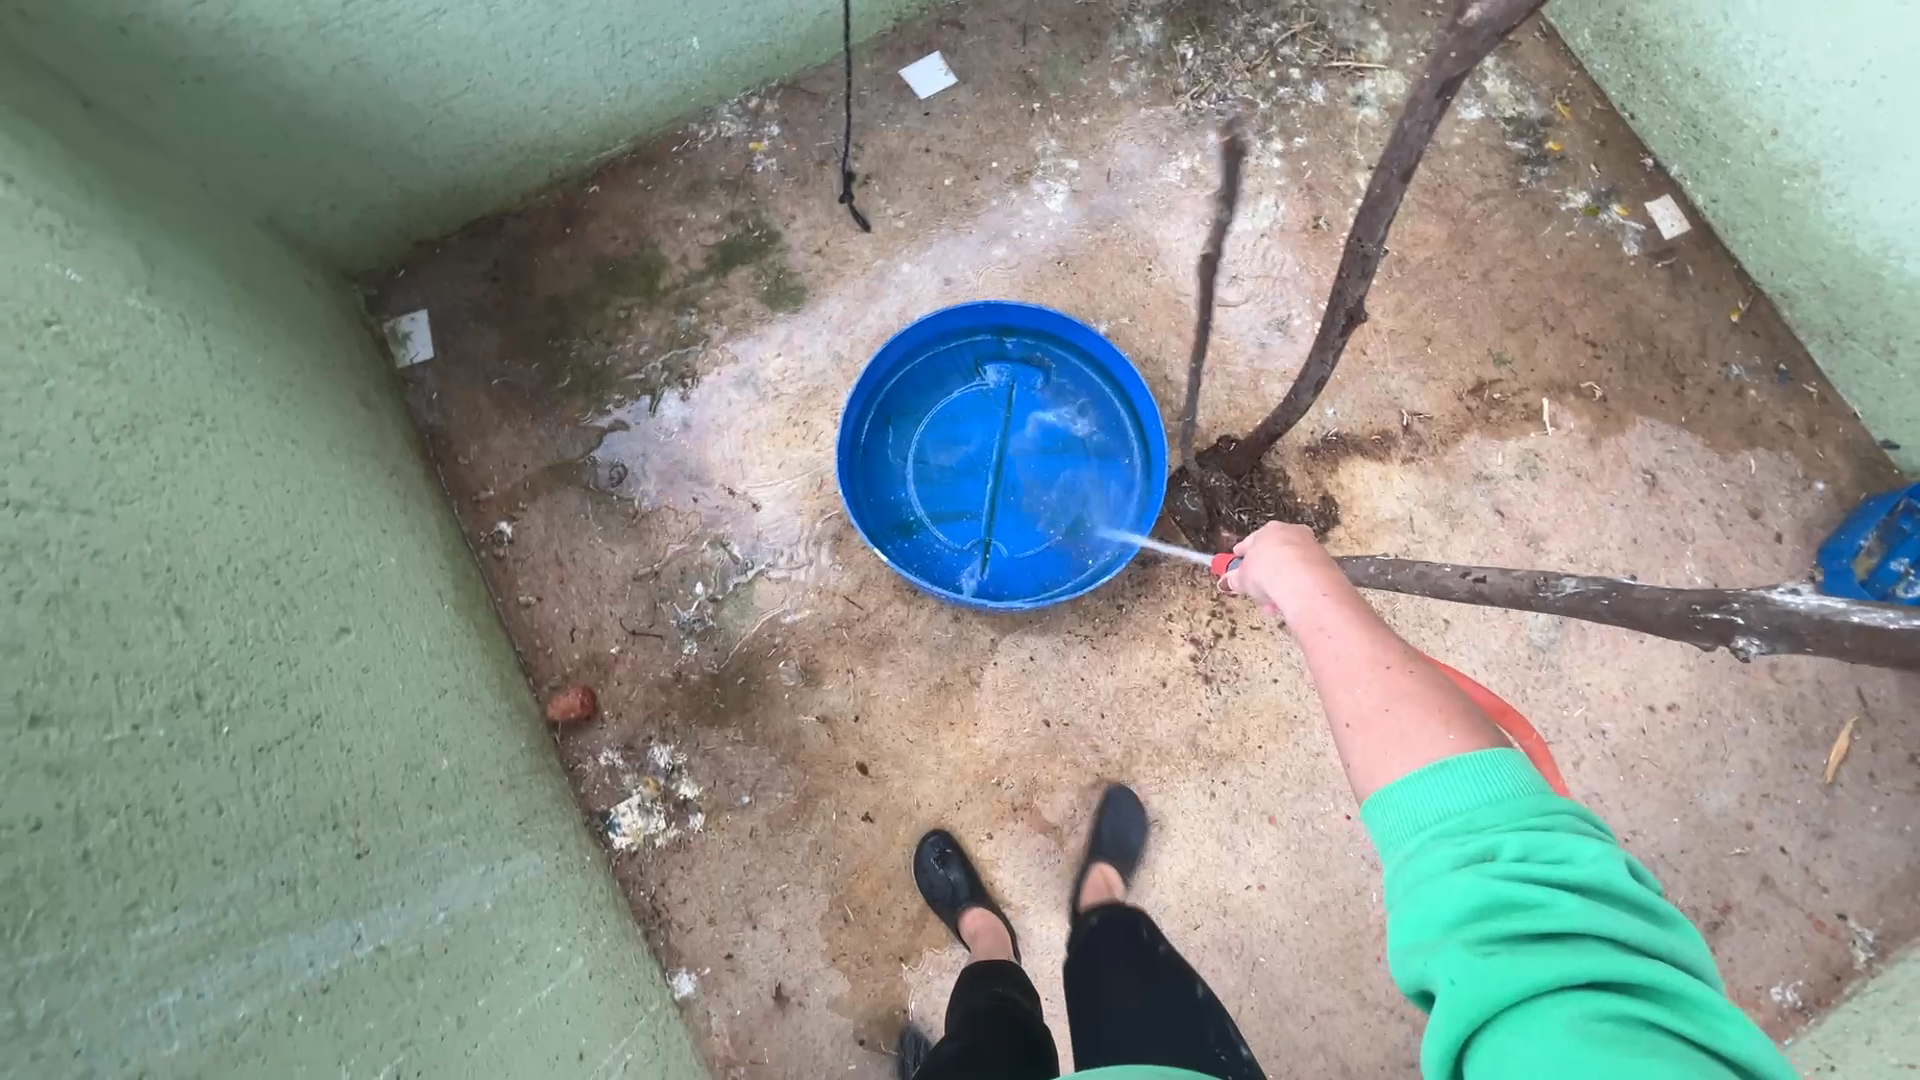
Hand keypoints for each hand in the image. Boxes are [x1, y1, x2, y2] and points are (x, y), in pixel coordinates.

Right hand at [1221, 522, 1349, 619]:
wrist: (1303, 581)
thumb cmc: (1268, 571)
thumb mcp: (1243, 578)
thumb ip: (1235, 579)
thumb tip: (1227, 582)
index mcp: (1268, 530)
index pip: (1251, 542)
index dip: (1242, 555)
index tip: (1237, 563)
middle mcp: (1292, 533)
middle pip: (1274, 554)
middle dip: (1264, 575)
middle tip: (1255, 590)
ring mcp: (1311, 548)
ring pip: (1291, 568)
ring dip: (1280, 585)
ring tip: (1272, 605)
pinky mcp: (1326, 565)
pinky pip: (1305, 577)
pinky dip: (1296, 589)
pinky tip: (1288, 604)